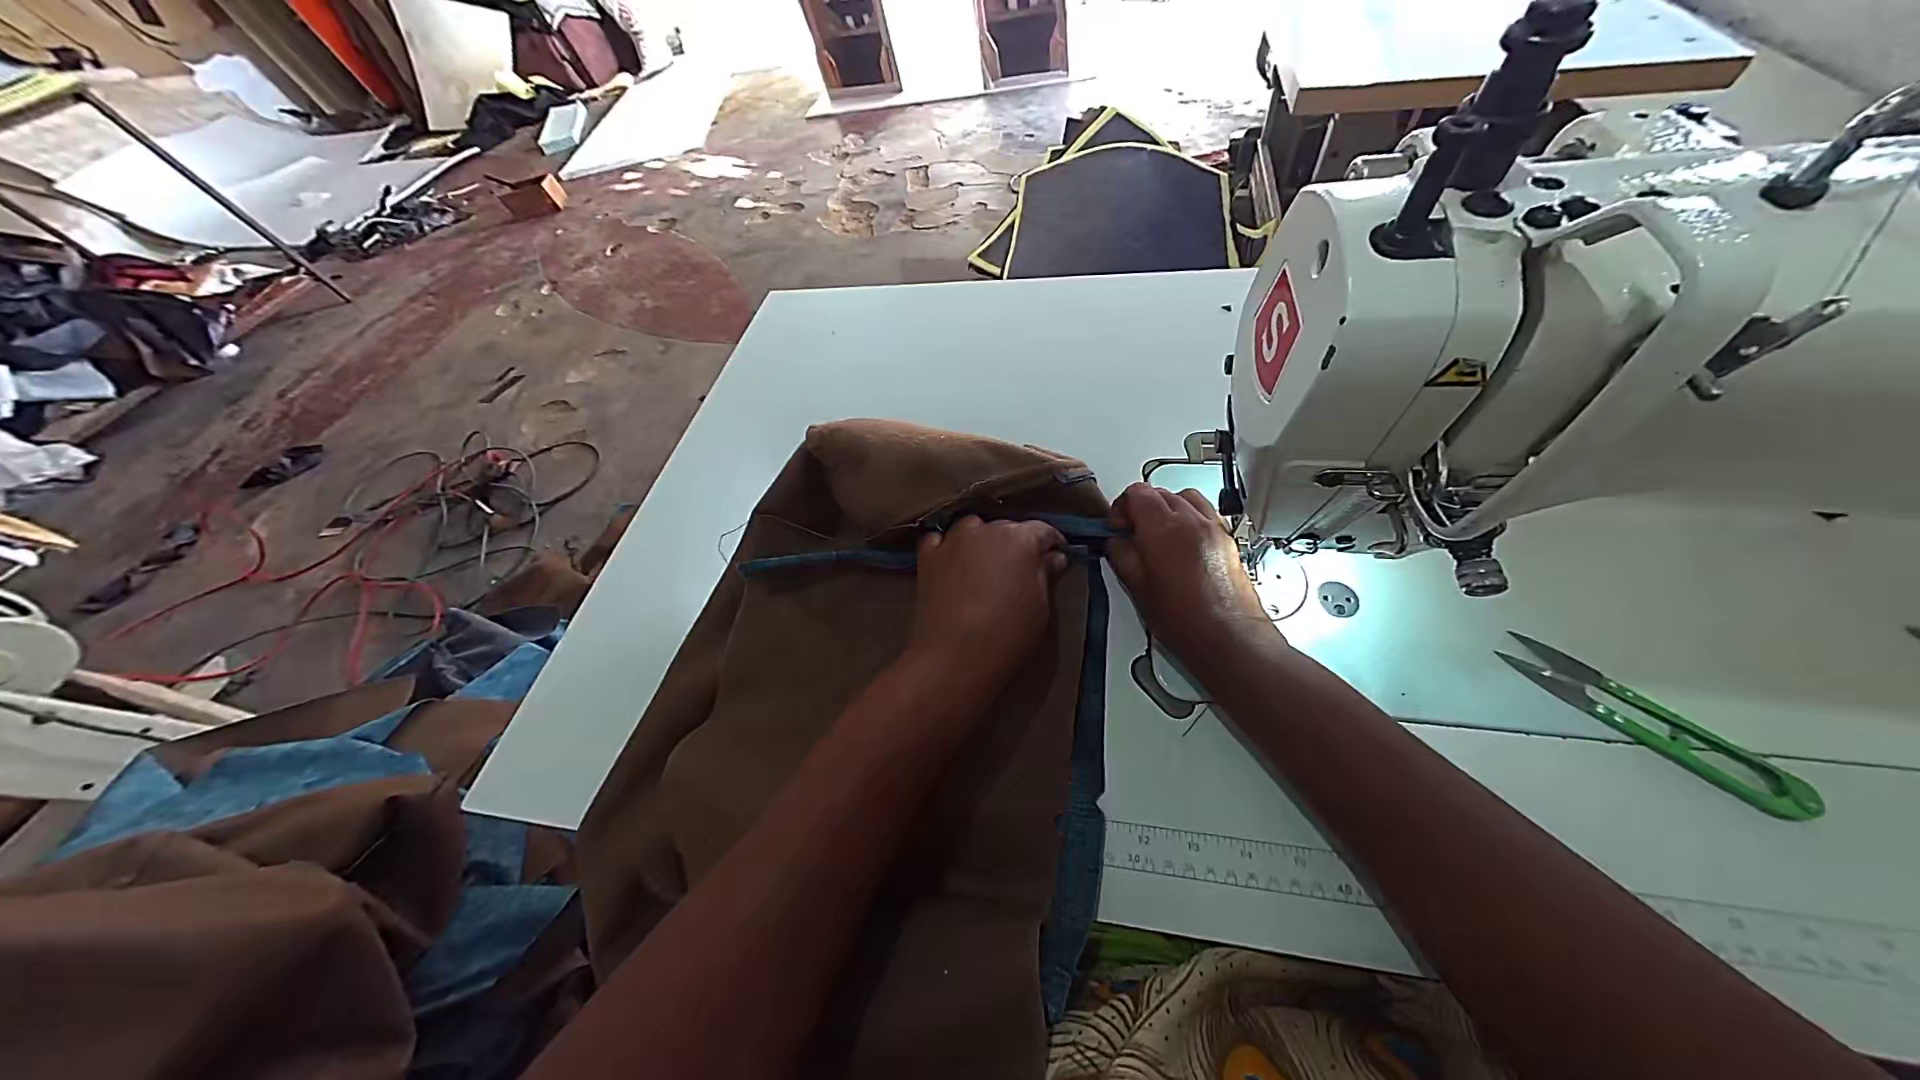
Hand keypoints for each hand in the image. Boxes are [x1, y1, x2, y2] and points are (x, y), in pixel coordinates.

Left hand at [908, 516, 1066, 687]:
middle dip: (1017, 543)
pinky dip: (948, 547)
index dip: (1052, 543)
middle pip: (1006, 528)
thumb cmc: (1008, 633)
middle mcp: (985, 530)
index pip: (1042, 531)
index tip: (1056, 555)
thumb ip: (1045, 575)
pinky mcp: (927, 557)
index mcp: (1019, 538)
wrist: (955, 655)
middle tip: (1022, 570)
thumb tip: (1052, 558)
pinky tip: (953, 562)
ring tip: (986, 565)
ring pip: (972, 529)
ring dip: (982, 540)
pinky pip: (940, 541)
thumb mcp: (1040, 606)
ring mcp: (952, 541)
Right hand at [1108, 483, 1279, 664]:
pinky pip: (1205, 512)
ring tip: (1157, 535)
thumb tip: (1116, 542)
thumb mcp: (1137, 587)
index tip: (1117, 527)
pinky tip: (1181, 541)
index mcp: (1163, 528)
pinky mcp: (1227, 538)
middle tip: (1132, 533)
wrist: (1227, 637)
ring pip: (1184, 497)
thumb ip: (1120, 554)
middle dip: (1141, 508)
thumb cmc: (1187, 620)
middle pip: (1159, 492)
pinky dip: (1189, 518)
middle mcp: (1191, 520)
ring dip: (1167, 509)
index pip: (1136, 493)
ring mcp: (1213, 527)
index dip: (1120, 508)